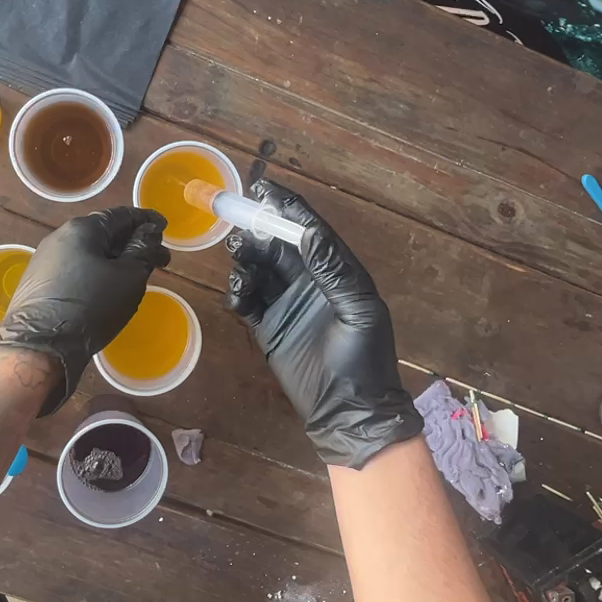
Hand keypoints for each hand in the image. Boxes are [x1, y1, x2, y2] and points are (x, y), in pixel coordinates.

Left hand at [0, 207, 169, 413]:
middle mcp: (60, 237)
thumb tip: (150, 231)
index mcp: (82, 229)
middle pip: (104, 233)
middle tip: (157, 258)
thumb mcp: (129, 277)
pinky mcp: (38, 284)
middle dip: (133, 244)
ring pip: (89, 253)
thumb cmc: (92, 306)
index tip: (165, 228)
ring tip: (135, 277)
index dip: (147, 220)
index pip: (122, 215)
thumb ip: (143, 250)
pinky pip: (76, 270)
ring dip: (115, 260)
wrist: (40, 346)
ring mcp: (46, 261)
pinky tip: (107, 289)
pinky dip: (97, 273)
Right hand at [226, 179, 420, 467]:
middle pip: (277, 245)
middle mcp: (309, 282)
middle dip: (259, 231)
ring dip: (246, 258)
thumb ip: (334, 272)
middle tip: (241, 227)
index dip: (288, 208)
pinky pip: (247, 299)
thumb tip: (309, 233)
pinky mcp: (267, 326)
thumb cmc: (363, 361)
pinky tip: (239, 293)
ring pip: (258, 268)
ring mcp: (286, 304)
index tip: (264, 189)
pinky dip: (238, 291)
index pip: (309, 232)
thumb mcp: (358, 312)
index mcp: (336, 273)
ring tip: (240, 260)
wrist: (348, 412)